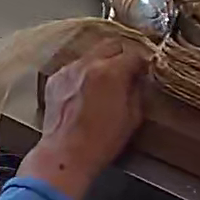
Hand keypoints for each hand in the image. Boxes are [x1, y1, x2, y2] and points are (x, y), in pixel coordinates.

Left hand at [19, 39, 146, 199]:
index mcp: (112, 72)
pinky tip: (85, 92)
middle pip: (111, 45)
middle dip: (122, 56)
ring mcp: (69, 70)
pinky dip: (83, 74)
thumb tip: (137, 79)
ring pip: (91, 54)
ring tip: (104, 84)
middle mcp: (88, 64)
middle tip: (126, 72)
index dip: (142, 64)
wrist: (65, 154)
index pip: (134, 54)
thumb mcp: (133, 117)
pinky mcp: (55, 79)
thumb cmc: (102, 141)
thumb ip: (137, 91)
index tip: (144, 72)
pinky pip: (75, 68)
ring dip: (101, 63)